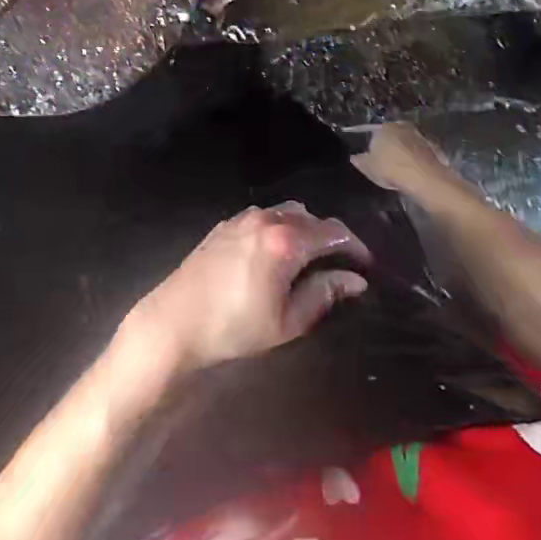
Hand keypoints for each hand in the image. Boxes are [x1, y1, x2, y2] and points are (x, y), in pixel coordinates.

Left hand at [119, 202, 369, 375]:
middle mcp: (266, 219)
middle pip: (312, 217)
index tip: (366, 265)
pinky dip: (280, 226)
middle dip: (331, 237)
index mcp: (285, 241)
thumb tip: (355, 280)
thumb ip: (324, 294)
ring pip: (287, 211)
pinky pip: (263, 215)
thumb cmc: (234, 328)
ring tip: (310, 256)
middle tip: (340, 263)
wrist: (174, 323)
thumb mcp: (287, 321)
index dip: (356, 247)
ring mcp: (242, 218)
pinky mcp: (224, 225)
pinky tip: (276, 251)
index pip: (334, 233)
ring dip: (305, 228)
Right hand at [351, 123, 463, 196]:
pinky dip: (418, 159)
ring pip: (408, 143)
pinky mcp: (434, 146)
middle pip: (394, 136)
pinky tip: (416, 171)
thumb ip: (360, 160)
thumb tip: (355, 157)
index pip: (375, 135)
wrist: (422, 176)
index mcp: (383, 128)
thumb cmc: (390, 168)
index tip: (375, 160)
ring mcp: (419, 135)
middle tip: (389, 163)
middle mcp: (402, 126)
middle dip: (391, 147)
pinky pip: (421, 152)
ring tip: (403, 168)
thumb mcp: (368, 168)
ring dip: (406, 152)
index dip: (374, 148)